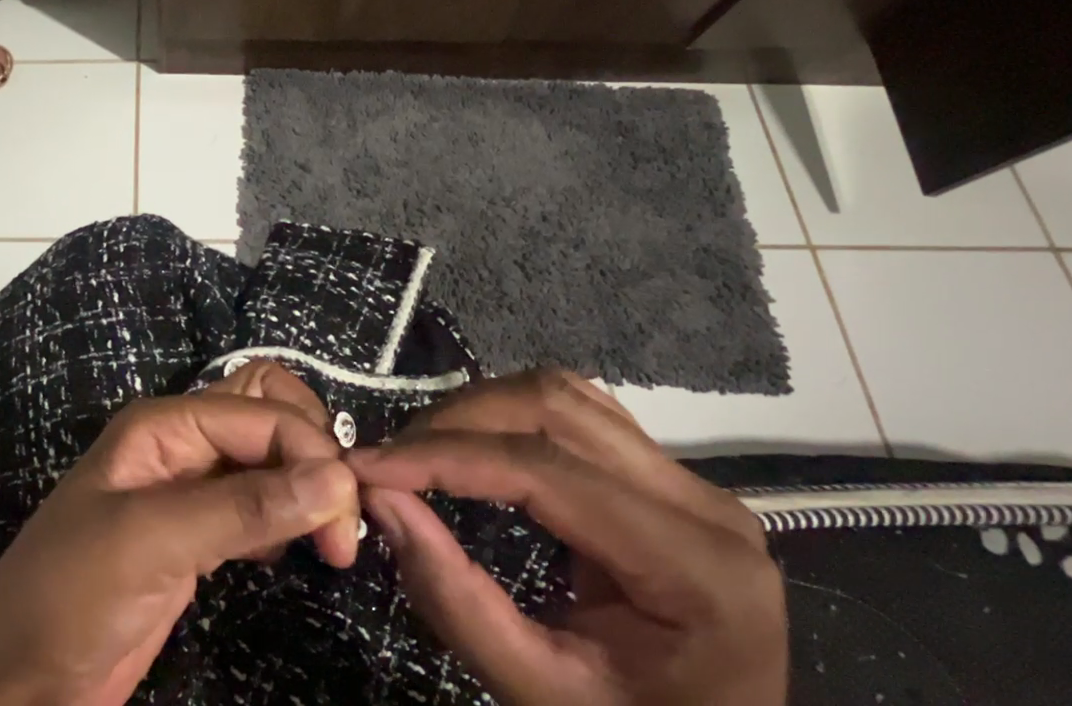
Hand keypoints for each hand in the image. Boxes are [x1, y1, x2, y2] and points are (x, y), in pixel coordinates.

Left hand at [0, 362, 360, 705]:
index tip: (345, 518)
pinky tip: (290, 553)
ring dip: (305, 487)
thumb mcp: (153, 542)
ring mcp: (186, 492)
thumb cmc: (73, 596)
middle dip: (313, 453)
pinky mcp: (194, 538)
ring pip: (265, 462)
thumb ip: (244, 507)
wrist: (20, 676)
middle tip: (342, 520)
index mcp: (162, 426)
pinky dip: (284, 518)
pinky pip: (255, 506)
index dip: (310, 452)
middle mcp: (177, 446)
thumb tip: (338, 478)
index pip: (260, 412)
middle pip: (266, 417)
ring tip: (331, 543)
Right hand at [347, 370, 787, 705]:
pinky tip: (474, 447)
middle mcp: (705, 505)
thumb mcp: (539, 694)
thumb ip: (457, 600)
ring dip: (480, 411)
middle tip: (388, 460)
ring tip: (422, 450)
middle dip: (456, 423)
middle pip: (556, 409)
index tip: (366, 465)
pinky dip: (512, 417)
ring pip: (565, 396)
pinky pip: (580, 415)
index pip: (546, 471)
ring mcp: (691, 485)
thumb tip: (380, 499)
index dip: (445, 457)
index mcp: (695, 568)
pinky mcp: (669, 480)